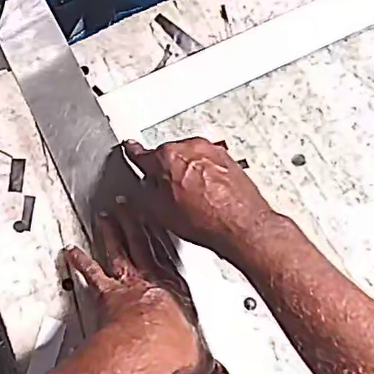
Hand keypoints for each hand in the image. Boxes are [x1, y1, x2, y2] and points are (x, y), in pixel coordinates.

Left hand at [64, 204, 227, 373]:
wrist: (148, 345)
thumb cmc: (172, 345)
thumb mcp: (199, 358)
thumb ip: (209, 366)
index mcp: (174, 288)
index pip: (167, 256)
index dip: (161, 238)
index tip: (156, 223)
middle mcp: (150, 280)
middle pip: (139, 243)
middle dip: (134, 223)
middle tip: (126, 206)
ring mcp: (127, 283)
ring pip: (117, 250)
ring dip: (110, 232)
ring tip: (105, 216)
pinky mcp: (108, 294)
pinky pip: (92, 273)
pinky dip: (80, 262)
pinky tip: (72, 251)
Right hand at [123, 138, 286, 262]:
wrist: (242, 226)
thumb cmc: (206, 220)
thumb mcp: (160, 212)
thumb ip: (147, 191)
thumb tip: (146, 185)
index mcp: (166, 156)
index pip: (142, 153)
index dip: (134, 155)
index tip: (131, 150)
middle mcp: (190, 148)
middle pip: (169, 156)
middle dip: (168, 172)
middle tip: (170, 195)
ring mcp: (211, 151)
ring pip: (191, 160)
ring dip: (189, 174)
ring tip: (194, 201)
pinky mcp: (228, 159)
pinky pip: (209, 165)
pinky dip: (207, 177)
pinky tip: (209, 198)